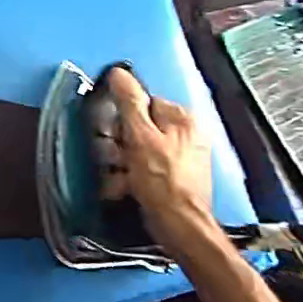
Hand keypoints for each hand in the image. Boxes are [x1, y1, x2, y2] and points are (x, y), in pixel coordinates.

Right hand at [104, 66, 216, 244]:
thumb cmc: (161, 181)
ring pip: (139, 148)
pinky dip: (134, 176)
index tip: (115, 136)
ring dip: (123, 163)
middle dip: (121, 143)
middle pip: (138, 125)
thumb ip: (128, 102)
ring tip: (122, 178)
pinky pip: (146, 167)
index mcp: (182, 118)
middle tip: (117, 159)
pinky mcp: (176, 177)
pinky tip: (127, 187)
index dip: (123, 119)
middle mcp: (186, 134)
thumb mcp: (139, 136)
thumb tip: (119, 73)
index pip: (142, 102)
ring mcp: (183, 157)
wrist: (181, 227)